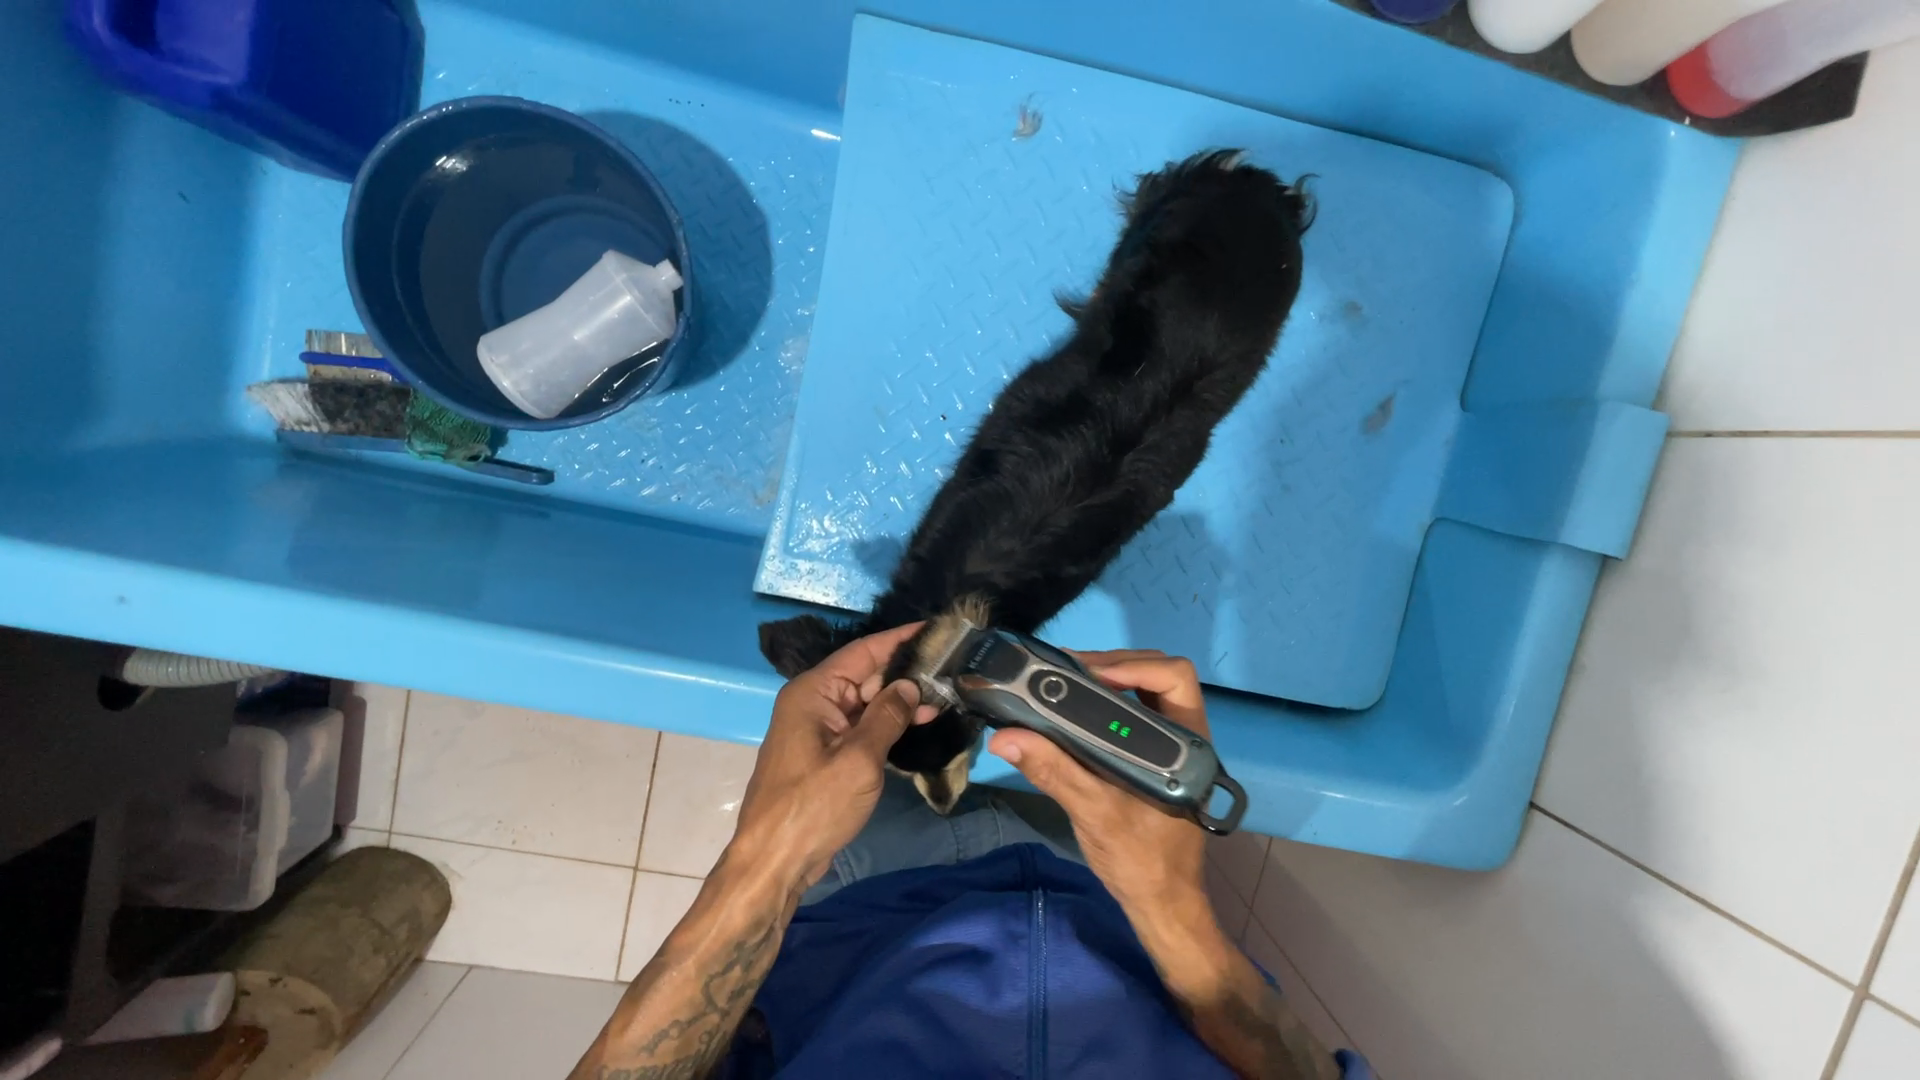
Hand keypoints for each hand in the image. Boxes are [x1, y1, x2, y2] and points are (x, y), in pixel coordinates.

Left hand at [728, 623, 938, 893]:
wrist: (774, 863)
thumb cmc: (813, 806)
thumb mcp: (859, 759)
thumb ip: (888, 716)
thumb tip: (911, 686)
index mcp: (813, 692)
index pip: (863, 652)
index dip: (899, 640)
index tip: (935, 630)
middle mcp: (813, 703)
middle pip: (865, 676)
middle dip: (905, 673)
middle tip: (951, 670)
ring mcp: (818, 730)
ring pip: (865, 703)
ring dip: (900, 702)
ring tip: (945, 698)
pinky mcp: (825, 755)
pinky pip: (860, 728)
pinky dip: (887, 725)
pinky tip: (919, 725)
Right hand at [987, 650, 1210, 917]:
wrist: (1160, 903)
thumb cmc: (1140, 862)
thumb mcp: (1094, 813)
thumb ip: (1054, 770)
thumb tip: (1005, 737)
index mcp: (1188, 744)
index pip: (1173, 677)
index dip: (1131, 666)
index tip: (1087, 675)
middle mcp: (1186, 735)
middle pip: (1157, 673)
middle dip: (1113, 665)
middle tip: (1067, 673)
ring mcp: (1172, 745)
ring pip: (1145, 690)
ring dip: (1108, 680)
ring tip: (1064, 683)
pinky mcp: (1155, 756)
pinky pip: (1133, 712)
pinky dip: (1105, 703)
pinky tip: (1073, 709)